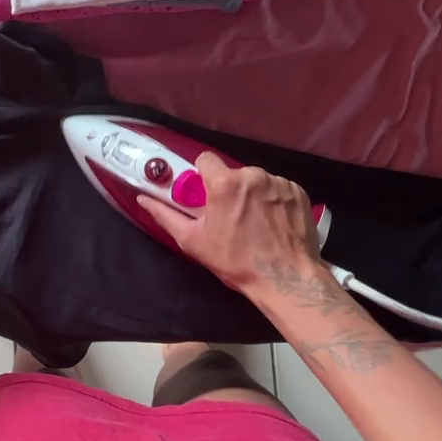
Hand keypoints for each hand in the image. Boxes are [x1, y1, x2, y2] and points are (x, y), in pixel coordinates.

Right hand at [137, 154, 324, 296]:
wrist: (288, 281)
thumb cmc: (236, 262)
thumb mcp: (193, 241)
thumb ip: (166, 215)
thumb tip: (143, 198)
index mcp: (225, 183)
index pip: (206, 159)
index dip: (203, 175)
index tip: (206, 194)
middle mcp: (253, 175)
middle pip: (232, 173)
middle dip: (229, 189)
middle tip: (230, 216)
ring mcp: (279, 182)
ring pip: (256, 180)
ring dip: (252, 195)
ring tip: (256, 222)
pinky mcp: (299, 192)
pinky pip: (278, 188)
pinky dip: (273, 200)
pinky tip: (274, 222)